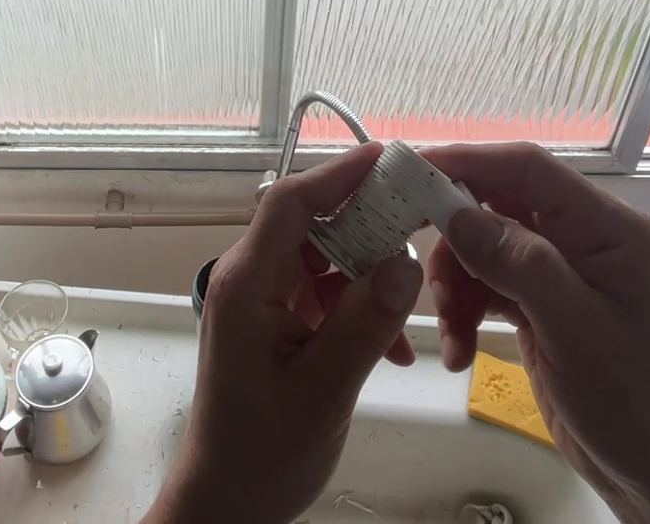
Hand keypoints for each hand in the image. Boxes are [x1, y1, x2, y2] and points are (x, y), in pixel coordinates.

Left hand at [145, 143, 423, 523]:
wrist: (226, 502)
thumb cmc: (263, 452)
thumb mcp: (322, 391)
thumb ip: (364, 323)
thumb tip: (406, 263)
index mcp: (247, 281)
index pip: (289, 203)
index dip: (337, 175)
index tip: (386, 160)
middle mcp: (250, 277)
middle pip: (312, 225)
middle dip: (368, 226)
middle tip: (423, 226)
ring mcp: (263, 298)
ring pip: (325, 259)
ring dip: (369, 278)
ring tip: (411, 307)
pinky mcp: (276, 320)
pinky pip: (324, 293)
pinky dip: (359, 308)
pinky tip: (390, 348)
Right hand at [425, 143, 649, 523]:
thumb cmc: (637, 405)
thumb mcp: (578, 331)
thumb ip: (519, 264)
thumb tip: (456, 213)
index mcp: (606, 228)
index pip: (526, 168)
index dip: (467, 160)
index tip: (409, 170)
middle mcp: (580, 238)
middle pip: (495, 203)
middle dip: (451, 231)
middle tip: (405, 246)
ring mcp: (558, 271)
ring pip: (481, 245)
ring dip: (454, 281)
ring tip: (450, 326)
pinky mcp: (538, 303)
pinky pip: (484, 284)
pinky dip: (463, 310)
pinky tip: (459, 348)